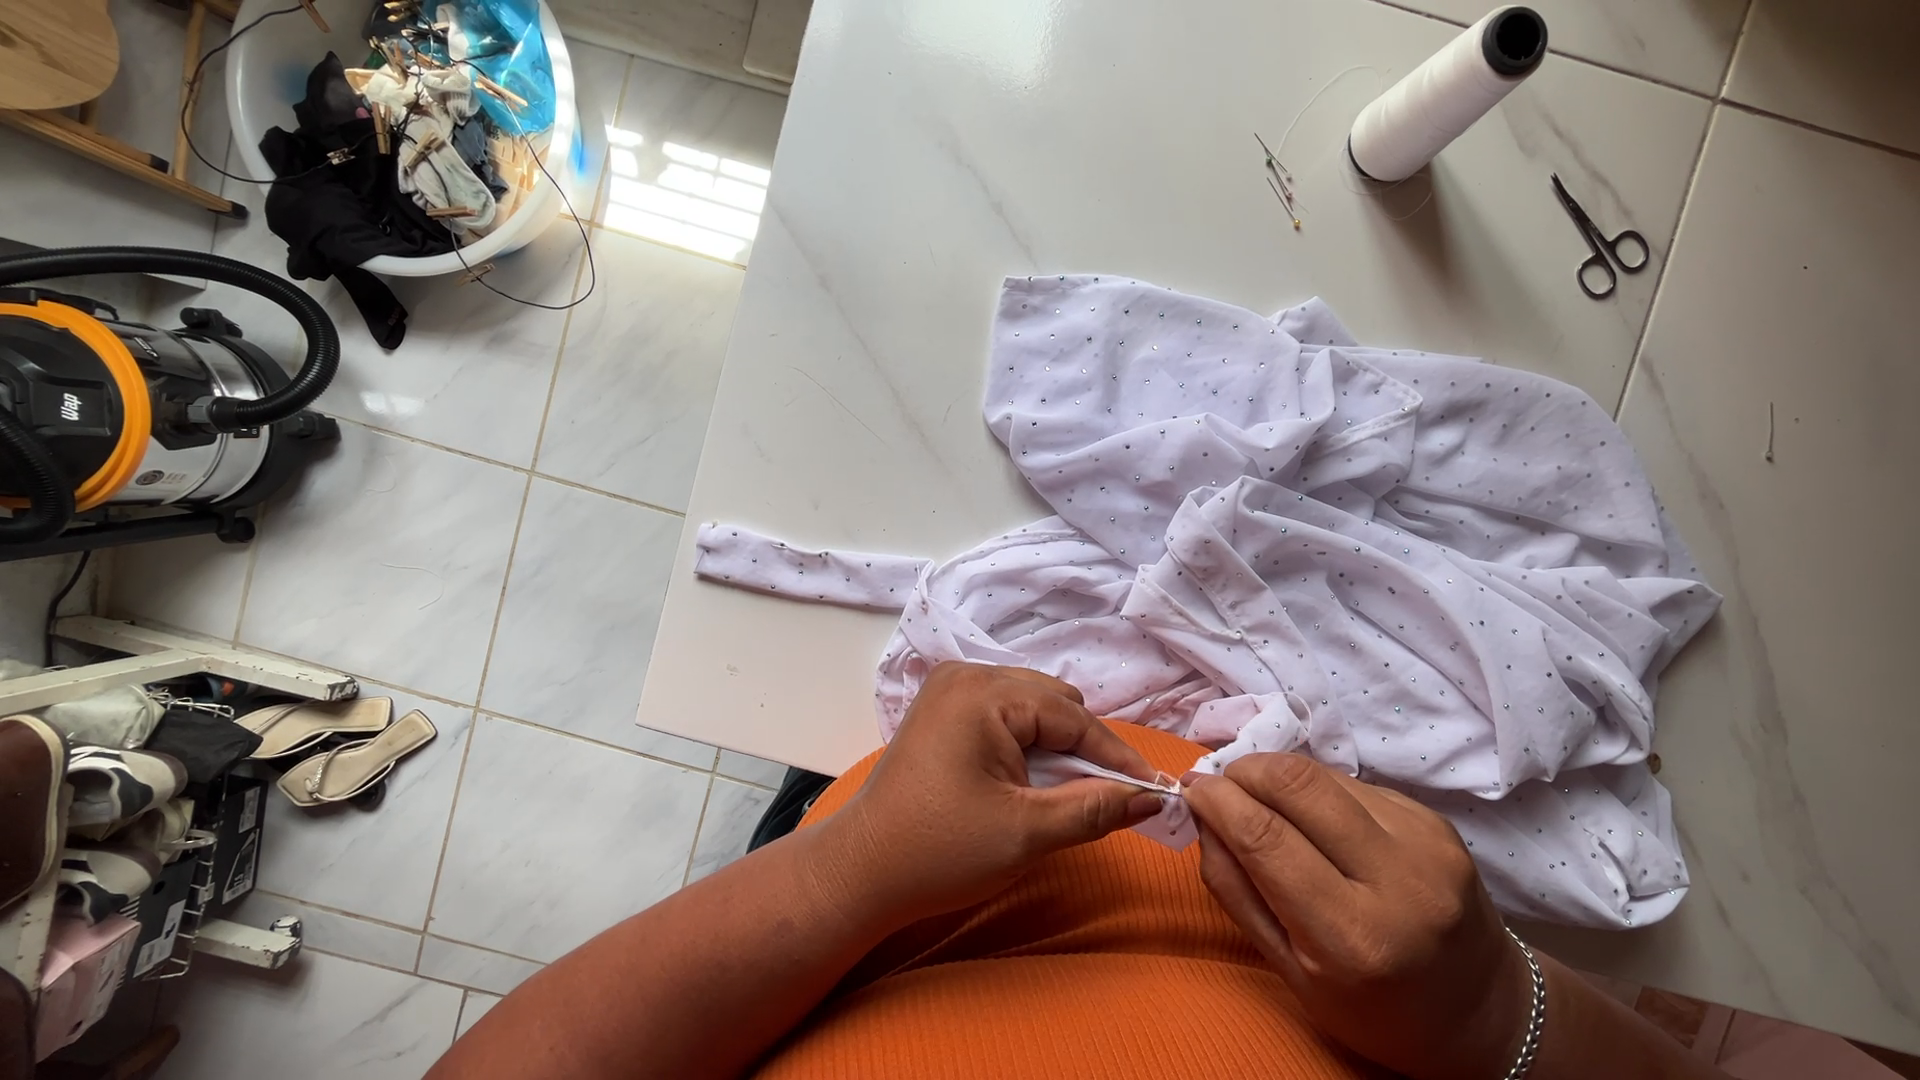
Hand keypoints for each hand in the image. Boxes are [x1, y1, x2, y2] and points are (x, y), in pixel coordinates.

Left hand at [820, 662, 1162, 926]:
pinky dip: (1027, 742)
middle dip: (1084, 749)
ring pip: (1032, 706)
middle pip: (1053, 703)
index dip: (1116, 756)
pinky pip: (1004, 712)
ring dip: (1056, 745)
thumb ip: (1094, 808)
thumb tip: (1151, 798)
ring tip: (1065, 792)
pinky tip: (1029, 779)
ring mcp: (949, 687)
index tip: (1155, 790)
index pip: (1072, 716)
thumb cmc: (940, 851)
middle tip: (1105, 799)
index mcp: (983, 694)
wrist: (863, 870)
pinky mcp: (941, 707)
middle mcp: (966, 675)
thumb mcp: (1027, 833)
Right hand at [1183, 754, 1530, 1079]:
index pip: (1266, 837)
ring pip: (1322, 774)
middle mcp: (1399, 880)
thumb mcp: (1289, 970)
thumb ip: (1235, 890)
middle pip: (1296, 783)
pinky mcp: (1434, 820)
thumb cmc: (1372, 1007)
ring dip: (1275, 776)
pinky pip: (1351, 783)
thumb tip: (1202, 816)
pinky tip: (1314, 820)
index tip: (1191, 791)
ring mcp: (1426, 842)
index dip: (1218, 801)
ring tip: (1262, 801)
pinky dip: (1314, 791)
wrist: (1485, 1010)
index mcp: (1354, 937)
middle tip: (1222, 786)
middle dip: (1243, 771)